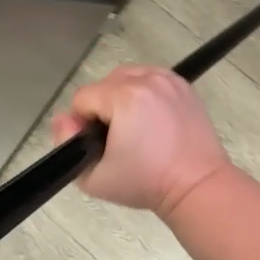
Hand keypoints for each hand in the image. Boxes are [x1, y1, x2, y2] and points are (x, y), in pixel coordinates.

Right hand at [52, 65, 232, 215]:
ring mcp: (169, 79)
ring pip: (128, 77)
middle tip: (114, 137)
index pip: (83, 97)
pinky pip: (152, 78)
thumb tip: (63, 120)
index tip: (96, 144)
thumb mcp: (94, 176)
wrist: (196, 183)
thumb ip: (67, 144)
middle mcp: (148, 79)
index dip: (81, 122)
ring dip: (121, 96)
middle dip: (101, 106)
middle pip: (105, 82)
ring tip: (131, 127)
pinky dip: (144, 92)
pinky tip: (149, 118)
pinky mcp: (184, 85)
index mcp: (125, 96)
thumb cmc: (145, 182)